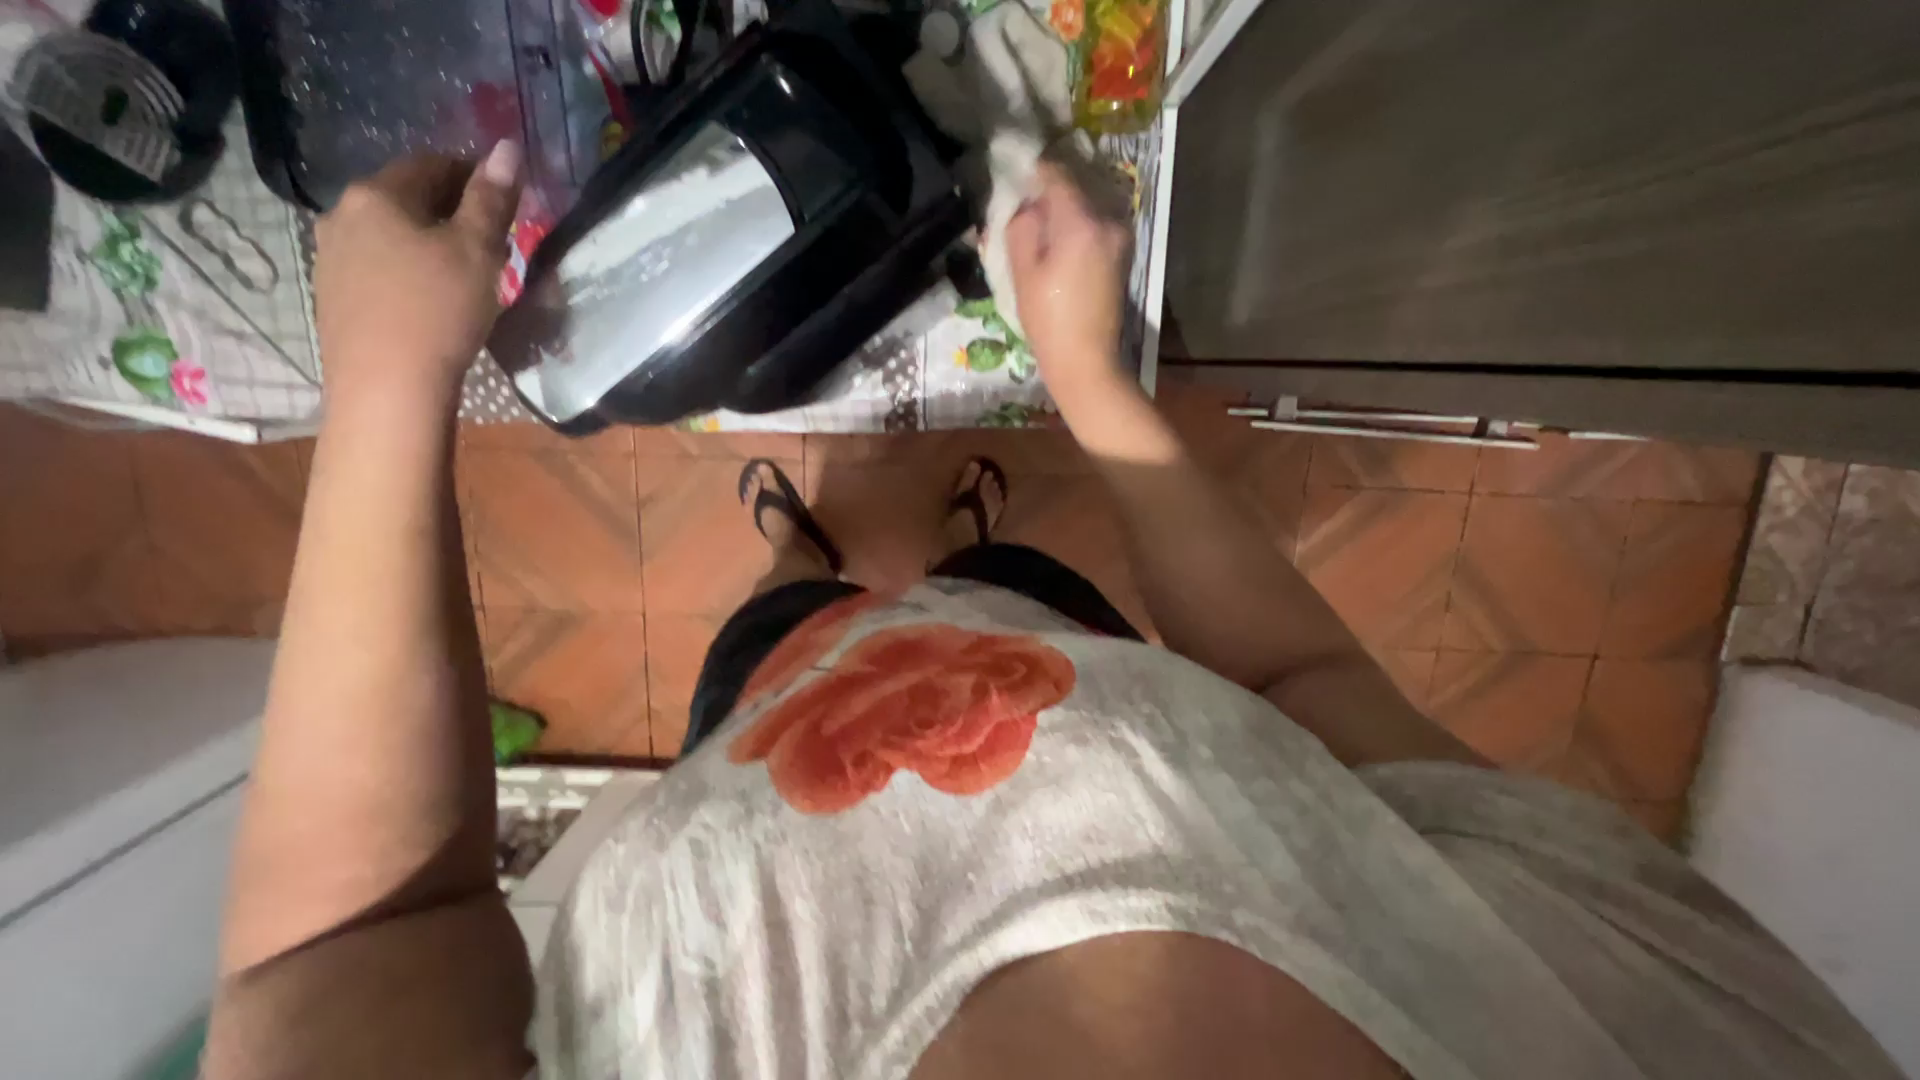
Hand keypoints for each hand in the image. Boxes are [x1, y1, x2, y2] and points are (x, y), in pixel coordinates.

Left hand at [314, 143, 523, 409]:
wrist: (387, 385)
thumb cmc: (439, 311)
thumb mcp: (479, 252)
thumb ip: (492, 198)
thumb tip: (507, 146)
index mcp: (377, 194)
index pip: (432, 163)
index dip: (474, 176)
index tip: (506, 203)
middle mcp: (343, 213)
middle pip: (407, 197)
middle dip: (450, 211)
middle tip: (492, 242)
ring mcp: (331, 255)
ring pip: (391, 233)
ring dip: (428, 242)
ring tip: (464, 274)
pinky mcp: (333, 294)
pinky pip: (378, 265)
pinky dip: (408, 270)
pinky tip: (431, 300)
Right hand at [1004, 163, 1132, 400]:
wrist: (1087, 361)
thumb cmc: (1049, 319)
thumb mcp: (1023, 272)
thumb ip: (1022, 227)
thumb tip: (1027, 205)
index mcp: (1081, 222)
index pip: (1057, 175)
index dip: (1034, 172)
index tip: (1016, 176)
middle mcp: (1108, 221)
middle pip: (1074, 190)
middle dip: (1048, 195)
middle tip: (1023, 210)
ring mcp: (1120, 238)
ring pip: (1086, 208)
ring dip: (1063, 213)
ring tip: (1038, 233)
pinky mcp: (1122, 255)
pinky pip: (1095, 227)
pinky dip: (1076, 229)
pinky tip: (1058, 250)